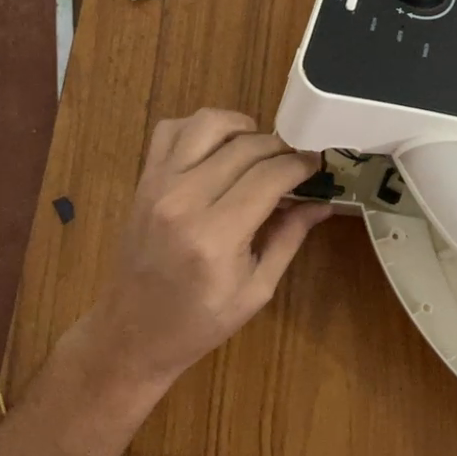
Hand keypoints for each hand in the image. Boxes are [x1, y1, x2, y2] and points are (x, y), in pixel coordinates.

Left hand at [65, 109, 332, 390]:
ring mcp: (159, 185)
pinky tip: (217, 148)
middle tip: (294, 160)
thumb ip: (289, 237)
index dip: (300, 164)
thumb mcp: (256, 290)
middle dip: (279, 147)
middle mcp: (185, 201)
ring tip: (258, 148)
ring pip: (207, 124)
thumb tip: (323, 201)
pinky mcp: (144, 179)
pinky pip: (171, 130)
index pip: (269, 177)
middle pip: (244, 147)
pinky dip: (198, 127)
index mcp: (216, 237)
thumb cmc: (199, 322)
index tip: (317, 163)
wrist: (133, 332)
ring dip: (241, 127)